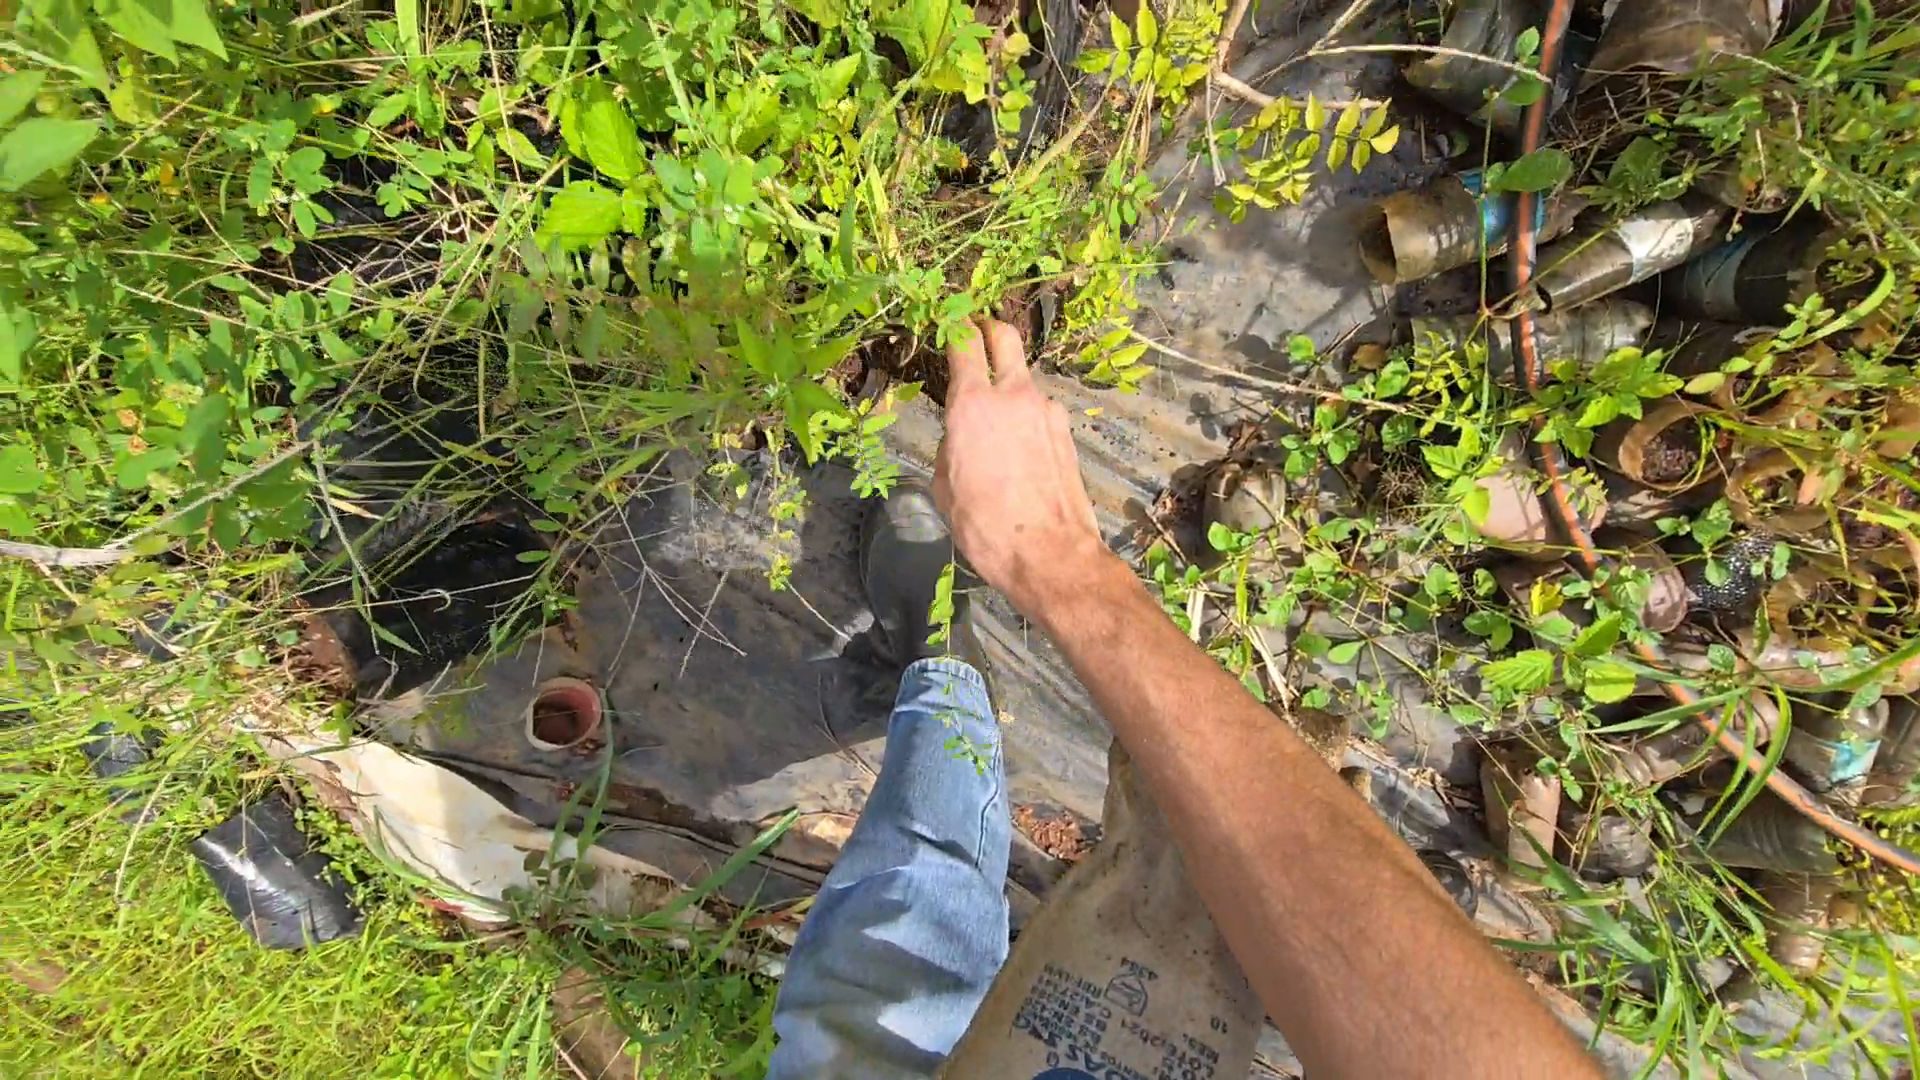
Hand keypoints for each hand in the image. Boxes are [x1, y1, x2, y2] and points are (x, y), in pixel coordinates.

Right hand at [933, 319, 1111, 617]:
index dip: (953, 327)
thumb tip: (960, 438)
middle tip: (976, 335)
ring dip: (1008, 385)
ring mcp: (1046, 410)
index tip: (947, 326)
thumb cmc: (985, 526)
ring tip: (996, 420)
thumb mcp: (945, 488)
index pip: (963, 342)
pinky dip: (1027, 416)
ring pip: (1023, 379)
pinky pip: (1040, 410)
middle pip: (1004, 336)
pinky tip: (1020, 450)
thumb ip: (950, 447)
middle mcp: (1013, 396)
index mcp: (972, 404)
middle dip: (988, 328)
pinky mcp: (1066, 432)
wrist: (1050, 554)